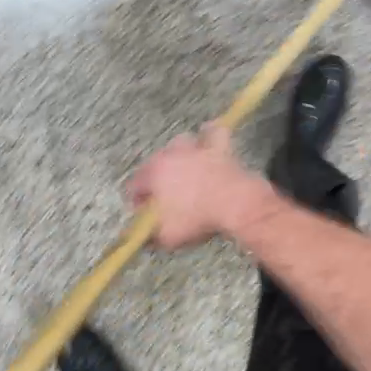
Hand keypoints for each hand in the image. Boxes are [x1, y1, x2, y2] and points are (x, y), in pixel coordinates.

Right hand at [126, 123, 276, 248]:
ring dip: (177, 154)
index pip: (135, 185)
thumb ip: (150, 236)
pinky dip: (208, 135)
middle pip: (154, 163)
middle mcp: (170, 155)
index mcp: (153, 174)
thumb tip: (144, 237)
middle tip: (163, 198)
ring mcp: (196, 148)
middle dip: (155, 179)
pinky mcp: (219, 148)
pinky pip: (212, 132)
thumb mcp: (167, 237)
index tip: (143, 213)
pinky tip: (208, 139)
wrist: (236, 204)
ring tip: (182, 168)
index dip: (137, 201)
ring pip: (179, 143)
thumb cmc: (197, 219)